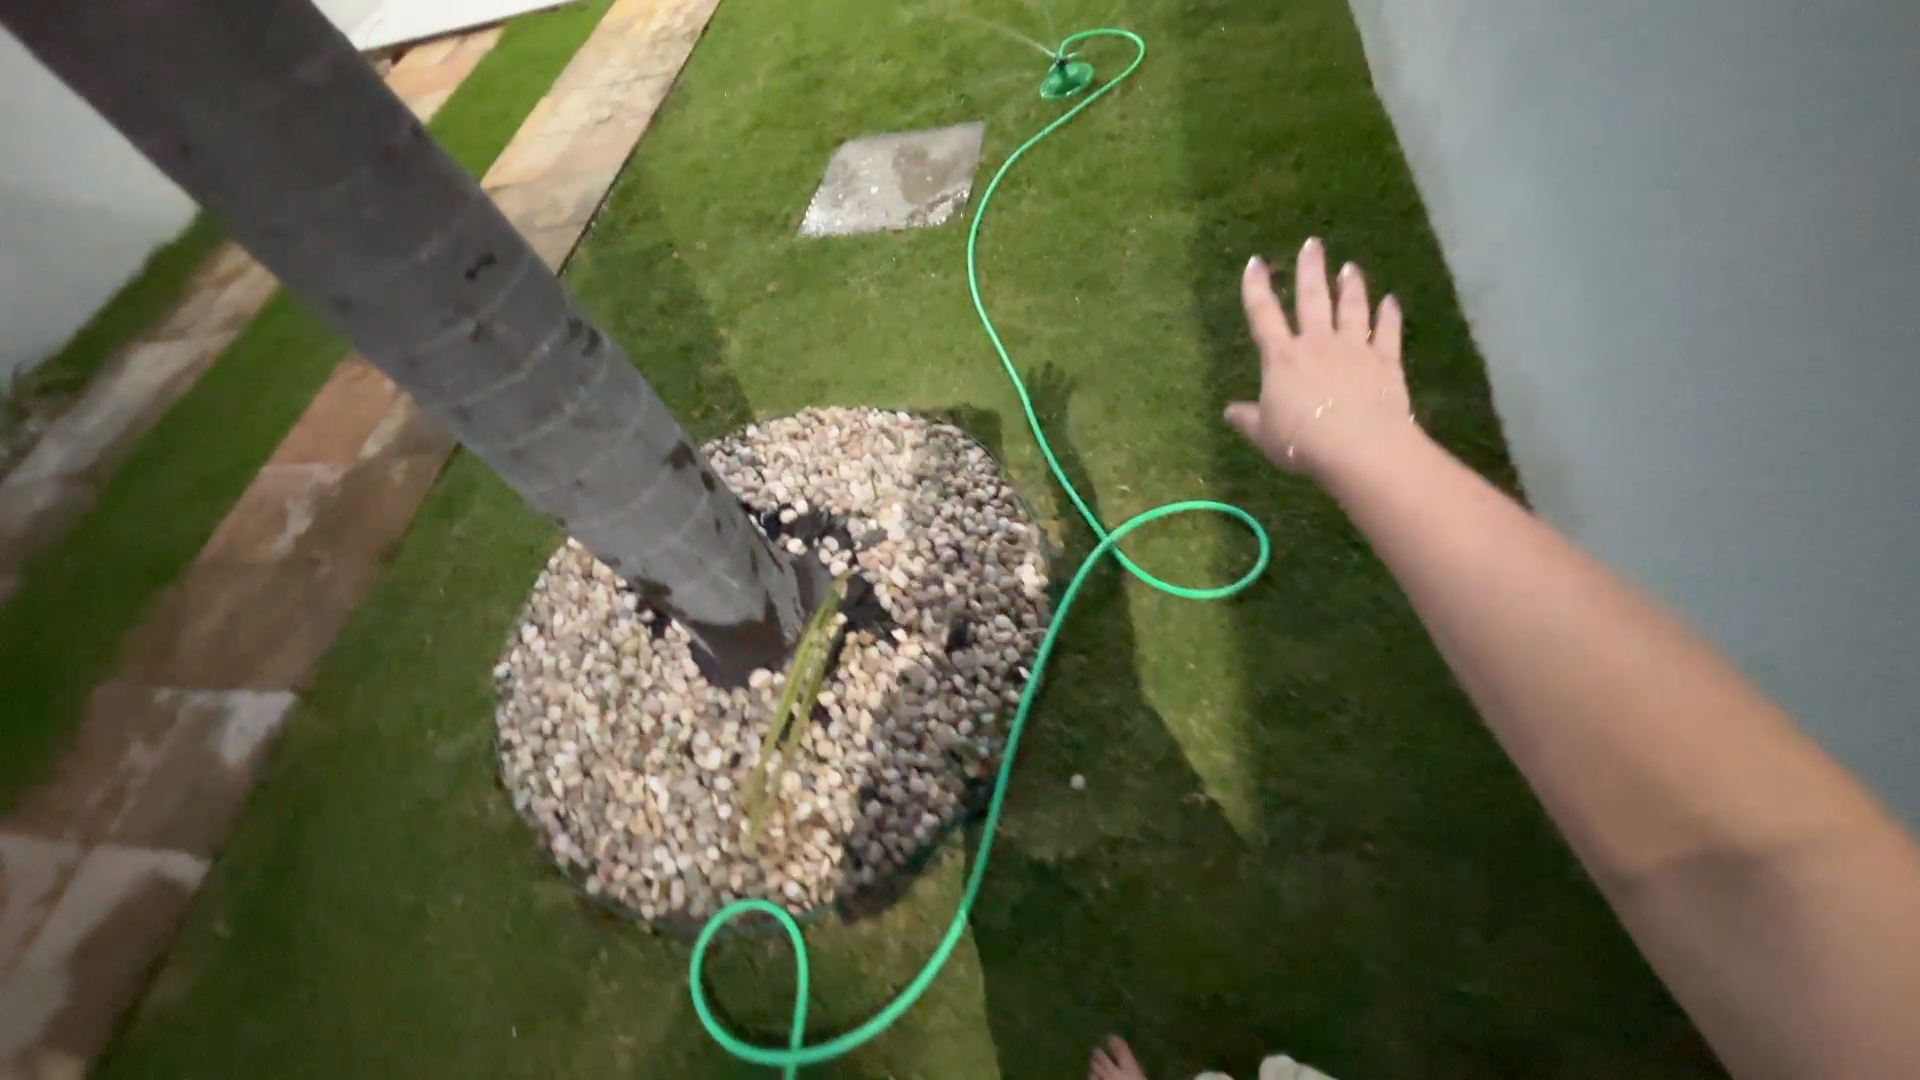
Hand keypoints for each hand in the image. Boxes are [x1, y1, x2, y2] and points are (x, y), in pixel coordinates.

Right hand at [1225, 237, 1418, 481]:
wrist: (1358, 447)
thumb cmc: (1301, 441)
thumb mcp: (1263, 434)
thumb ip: (1247, 419)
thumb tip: (1229, 411)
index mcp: (1281, 359)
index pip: (1263, 315)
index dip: (1256, 288)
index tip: (1254, 263)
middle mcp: (1317, 344)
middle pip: (1312, 299)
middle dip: (1311, 270)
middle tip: (1313, 244)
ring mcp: (1354, 349)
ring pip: (1352, 308)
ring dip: (1351, 286)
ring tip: (1350, 267)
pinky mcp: (1384, 361)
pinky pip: (1387, 332)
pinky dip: (1389, 315)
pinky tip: (1391, 301)